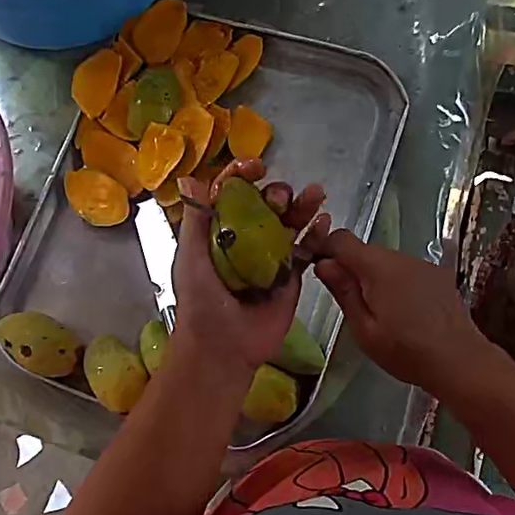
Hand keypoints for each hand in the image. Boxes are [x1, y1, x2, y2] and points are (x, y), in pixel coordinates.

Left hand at [169, 160, 326, 376]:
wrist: (223, 347)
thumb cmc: (201, 303)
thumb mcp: (191, 258)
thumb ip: (195, 220)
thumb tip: (190, 178)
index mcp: (218, 233)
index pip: (231, 195)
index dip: (241, 176)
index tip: (253, 167)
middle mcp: (245, 240)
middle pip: (265, 205)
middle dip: (275, 193)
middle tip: (279, 197)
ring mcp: (270, 258)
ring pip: (289, 223)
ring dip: (302, 205)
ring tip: (315, 194)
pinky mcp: (291, 276)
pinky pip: (306, 250)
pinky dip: (317, 234)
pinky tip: (324, 221)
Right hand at [304, 229, 491, 393]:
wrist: (459, 361)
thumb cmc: (405, 350)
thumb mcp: (364, 328)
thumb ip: (343, 291)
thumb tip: (323, 263)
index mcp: (378, 267)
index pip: (342, 239)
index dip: (325, 249)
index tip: (318, 270)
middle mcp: (401, 257)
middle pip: (365, 251)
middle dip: (350, 268)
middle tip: (347, 302)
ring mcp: (423, 264)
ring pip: (386, 261)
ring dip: (374, 277)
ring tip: (376, 311)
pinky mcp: (438, 275)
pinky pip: (406, 271)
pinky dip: (395, 283)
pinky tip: (401, 311)